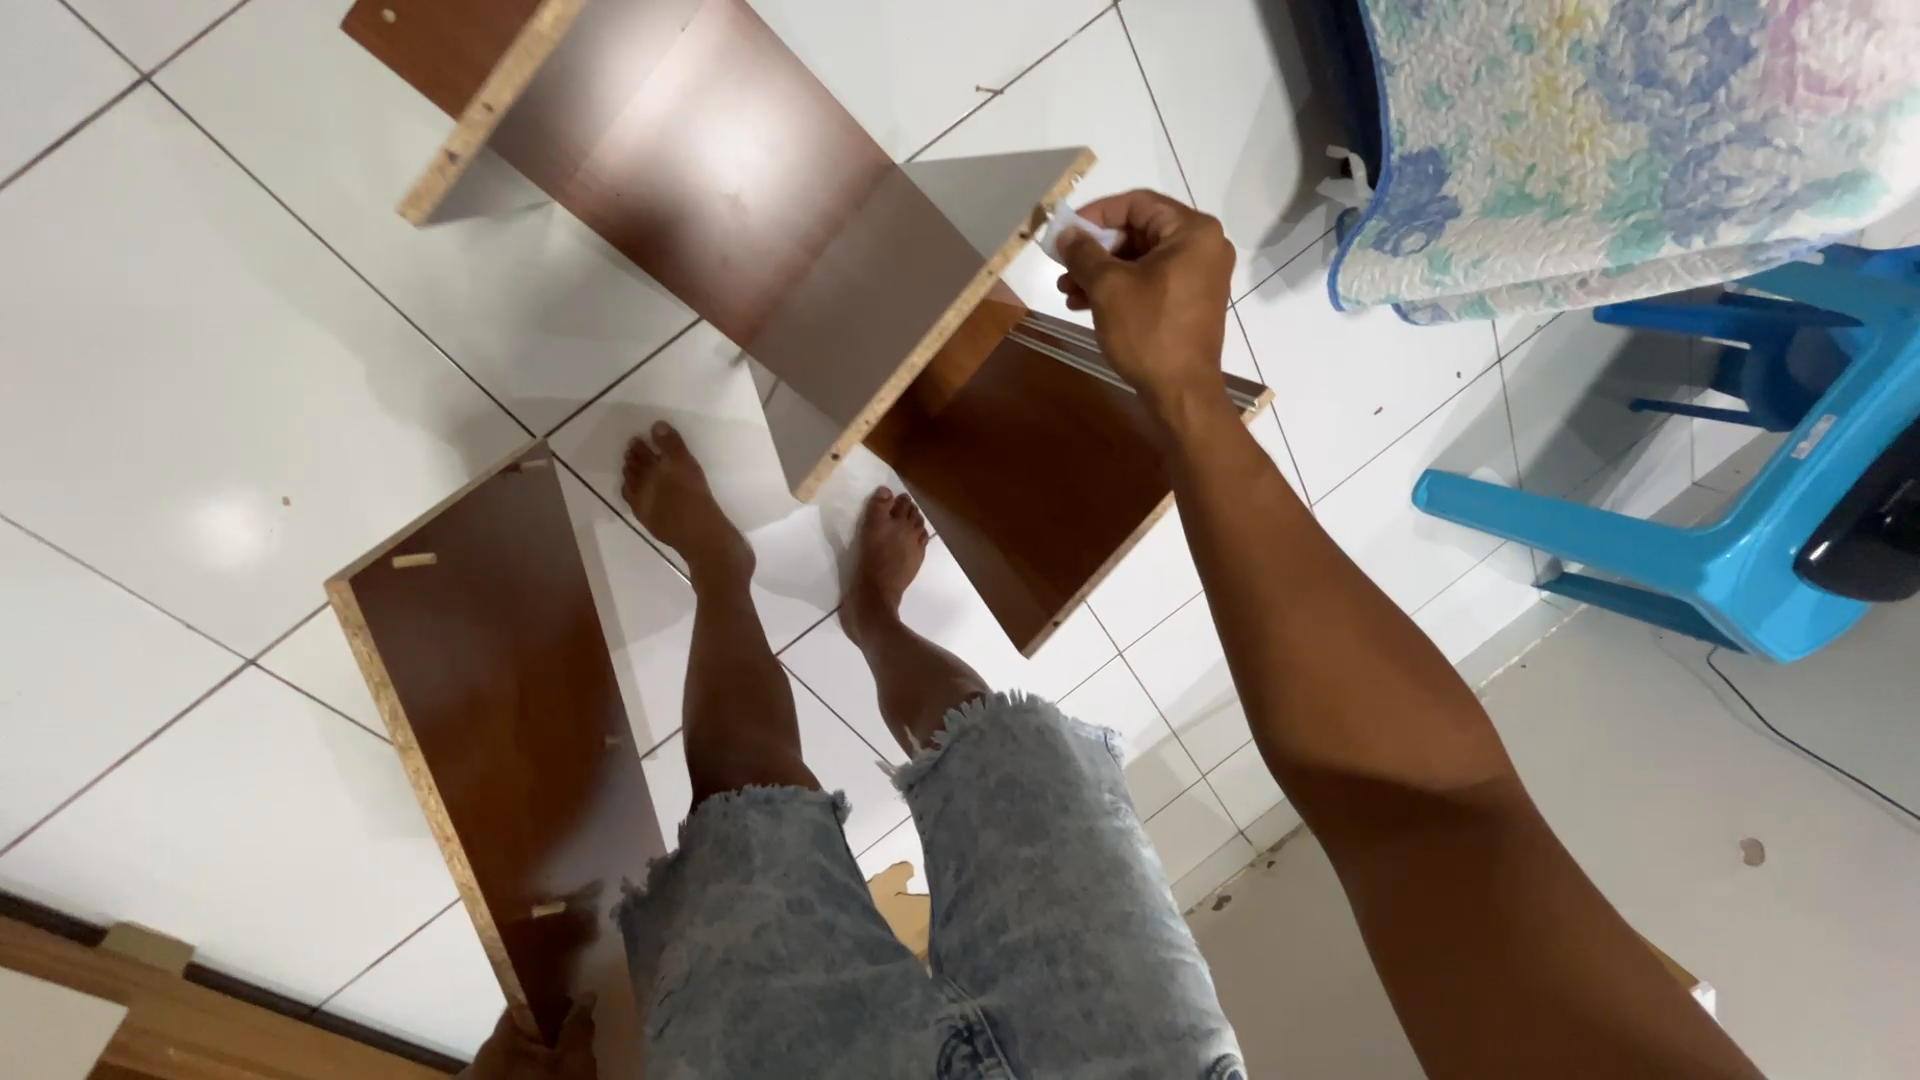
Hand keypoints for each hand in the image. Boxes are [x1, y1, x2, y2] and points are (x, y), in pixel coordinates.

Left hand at [459, 997, 596, 1079]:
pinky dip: (519, 1079)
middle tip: (567, 1045)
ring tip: (556, 1071)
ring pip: (507, 1062)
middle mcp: (477, 1063)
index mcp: (498, 1045)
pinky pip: (501, 1079)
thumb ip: (578, 1026)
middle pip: (514, 1035)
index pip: (520, 1006)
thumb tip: (585, 996)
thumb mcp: (575, 1063)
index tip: (569, 1006)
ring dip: (530, 1062)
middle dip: (541, 1036)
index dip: (546, 1001)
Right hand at [1055, 190, 1235, 414]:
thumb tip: (1066, 233)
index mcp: (1193, 231)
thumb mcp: (1108, 287)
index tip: (1066, 233)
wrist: (1181, 392)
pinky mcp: (1190, 302)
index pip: (1137, 204)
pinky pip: (1150, 282)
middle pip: (1139, 232)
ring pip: (1141, 261)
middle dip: (1096, 251)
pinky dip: (1120, 289)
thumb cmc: (1148, 332)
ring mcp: (1200, 276)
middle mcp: (1203, 246)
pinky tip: (1086, 304)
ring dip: (1102, 273)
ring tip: (1067, 290)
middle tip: (1063, 266)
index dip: (1095, 215)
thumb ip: (1084, 253)